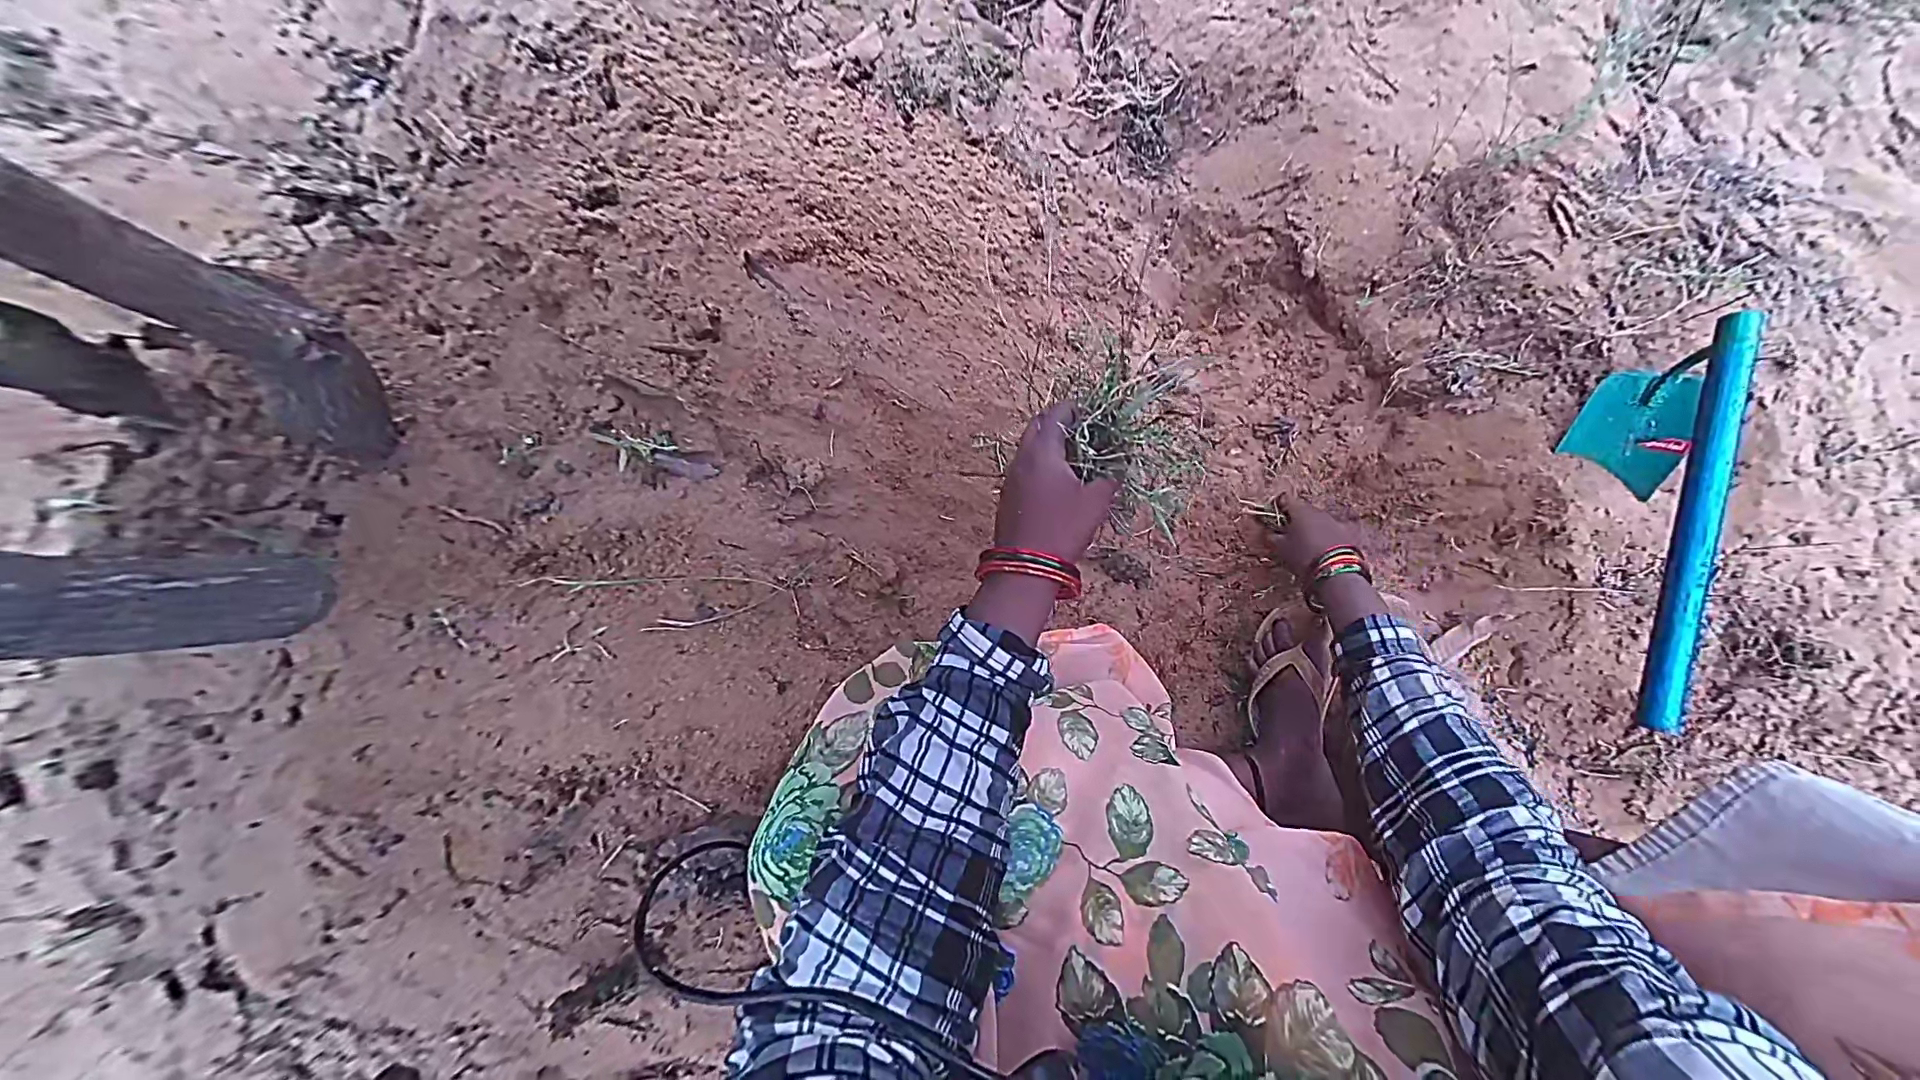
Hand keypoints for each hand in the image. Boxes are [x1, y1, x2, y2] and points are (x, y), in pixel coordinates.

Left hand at [993, 404, 1120, 563]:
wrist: (1027, 564)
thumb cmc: (1064, 528)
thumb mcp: (1097, 501)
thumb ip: (1111, 476)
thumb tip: (1121, 464)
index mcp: (1042, 452)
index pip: (1056, 415)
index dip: (1075, 409)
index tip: (1090, 413)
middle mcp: (1022, 459)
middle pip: (1038, 427)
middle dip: (1059, 423)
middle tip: (1083, 431)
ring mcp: (1011, 477)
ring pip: (1029, 448)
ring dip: (1049, 444)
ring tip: (1075, 456)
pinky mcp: (1008, 495)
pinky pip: (1025, 467)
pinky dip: (1041, 463)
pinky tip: (1058, 480)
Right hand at [1270, 496, 1366, 578]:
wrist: (1337, 569)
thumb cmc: (1303, 556)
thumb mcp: (1281, 548)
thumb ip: (1272, 537)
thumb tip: (1269, 532)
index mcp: (1300, 511)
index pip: (1286, 500)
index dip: (1278, 506)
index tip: (1273, 516)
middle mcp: (1319, 511)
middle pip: (1304, 510)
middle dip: (1296, 518)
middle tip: (1288, 532)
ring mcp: (1336, 521)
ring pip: (1319, 520)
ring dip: (1312, 527)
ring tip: (1306, 542)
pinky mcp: (1349, 533)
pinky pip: (1333, 530)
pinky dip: (1327, 535)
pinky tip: (1323, 546)